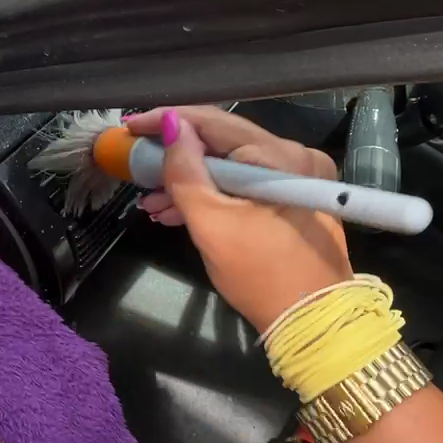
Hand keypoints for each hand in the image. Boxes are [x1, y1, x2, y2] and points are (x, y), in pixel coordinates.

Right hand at [125, 106, 352, 331]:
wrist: (312, 322)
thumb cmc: (259, 273)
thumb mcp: (210, 222)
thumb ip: (185, 170)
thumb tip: (171, 124)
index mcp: (279, 156)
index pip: (212, 121)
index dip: (166, 120)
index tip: (130, 128)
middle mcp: (294, 155)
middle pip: (221, 141)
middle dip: (175, 157)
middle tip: (137, 168)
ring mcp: (297, 176)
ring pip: (229, 164)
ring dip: (190, 179)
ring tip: (152, 201)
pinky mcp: (294, 196)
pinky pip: (244, 182)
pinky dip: (213, 193)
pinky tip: (178, 209)